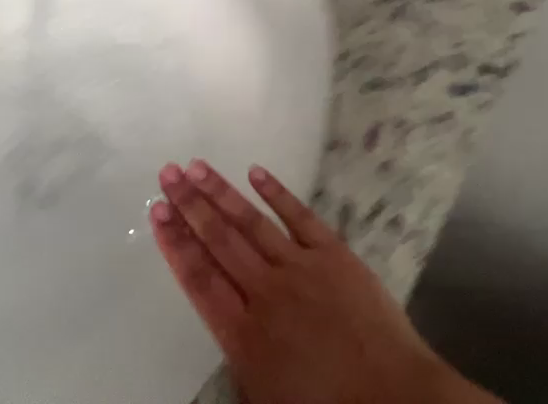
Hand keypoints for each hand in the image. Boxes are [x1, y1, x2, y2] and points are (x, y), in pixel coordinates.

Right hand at [151, 161, 497, 403]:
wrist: (391, 398)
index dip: (175, 243)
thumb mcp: (262, 395)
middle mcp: (265, 293)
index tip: (156, 212)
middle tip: (167, 172)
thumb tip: (222, 317)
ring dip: (221, 193)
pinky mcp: (334, 254)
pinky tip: (255, 173)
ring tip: (196, 167)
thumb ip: (237, 353)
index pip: (199, 278)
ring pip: (251, 222)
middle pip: (219, 241)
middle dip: (189, 205)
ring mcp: (300, 268)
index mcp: (242, 334)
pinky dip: (277, 193)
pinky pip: (300, 216)